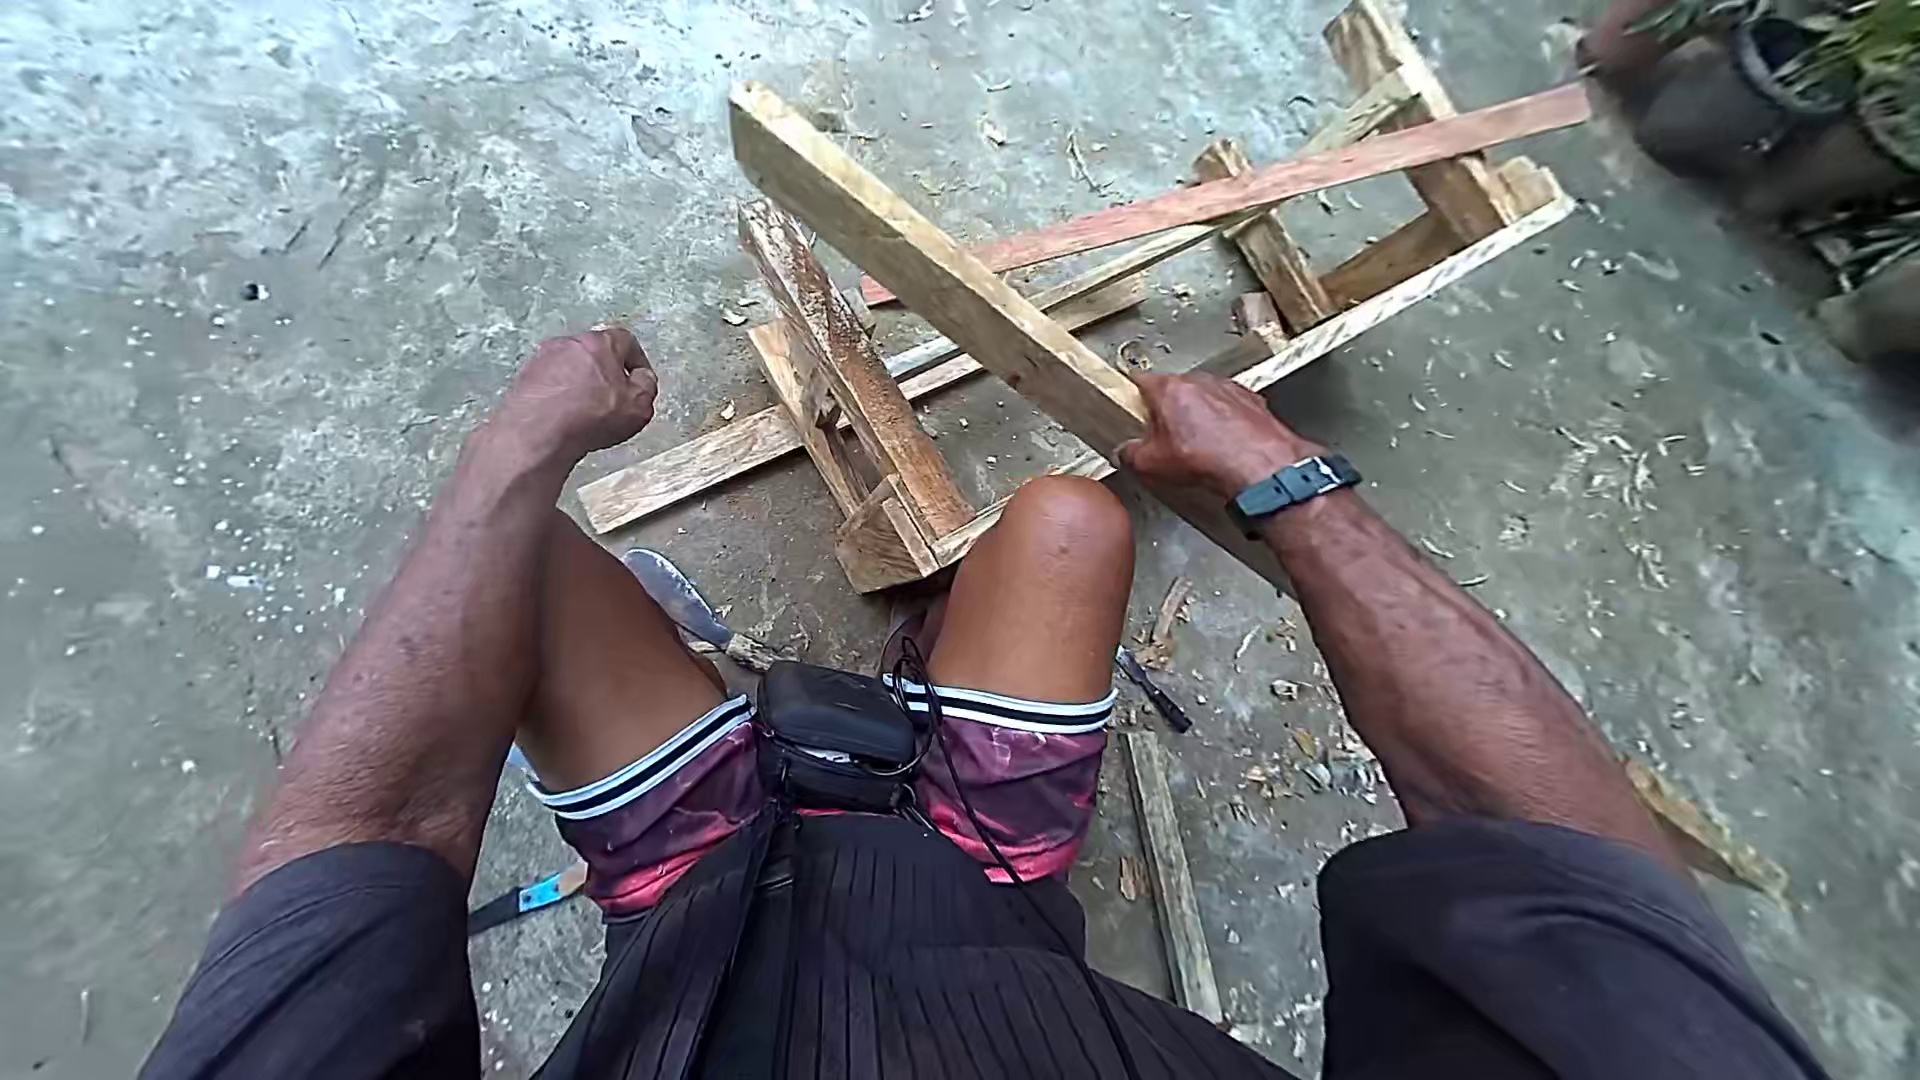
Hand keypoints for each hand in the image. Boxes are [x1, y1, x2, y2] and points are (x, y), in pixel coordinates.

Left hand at [490, 326, 657, 464]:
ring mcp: (543, 360)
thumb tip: (644, 377)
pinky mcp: (526, 378)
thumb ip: (647, 384)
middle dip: (609, 374)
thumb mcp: (640, 404)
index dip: (638, 362)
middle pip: (597, 353)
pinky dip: (564, 396)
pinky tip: (571, 417)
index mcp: (599, 343)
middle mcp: (568, 344)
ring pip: (573, 368)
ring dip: (585, 385)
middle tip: (618, 399)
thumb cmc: (589, 416)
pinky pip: (554, 384)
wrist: (540, 431)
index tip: (641, 379)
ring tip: (593, 412)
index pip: (626, 341)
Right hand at [1118, 373, 1325, 500]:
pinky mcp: (1250, 399)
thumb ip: (1130, 453)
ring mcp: (1227, 387)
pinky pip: (1227, 406)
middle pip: (1173, 388)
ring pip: (1202, 395)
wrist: (1258, 465)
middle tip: (1164, 436)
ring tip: (1196, 443)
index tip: (1133, 405)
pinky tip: (1221, 443)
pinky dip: (1222, 420)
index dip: (1134, 394)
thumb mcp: (1150, 463)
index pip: (1141, 380)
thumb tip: (1126, 452)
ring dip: (1197, 414)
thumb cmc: (1208, 458)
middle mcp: (1198, 380)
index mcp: (1168, 389)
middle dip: (1167, 408)